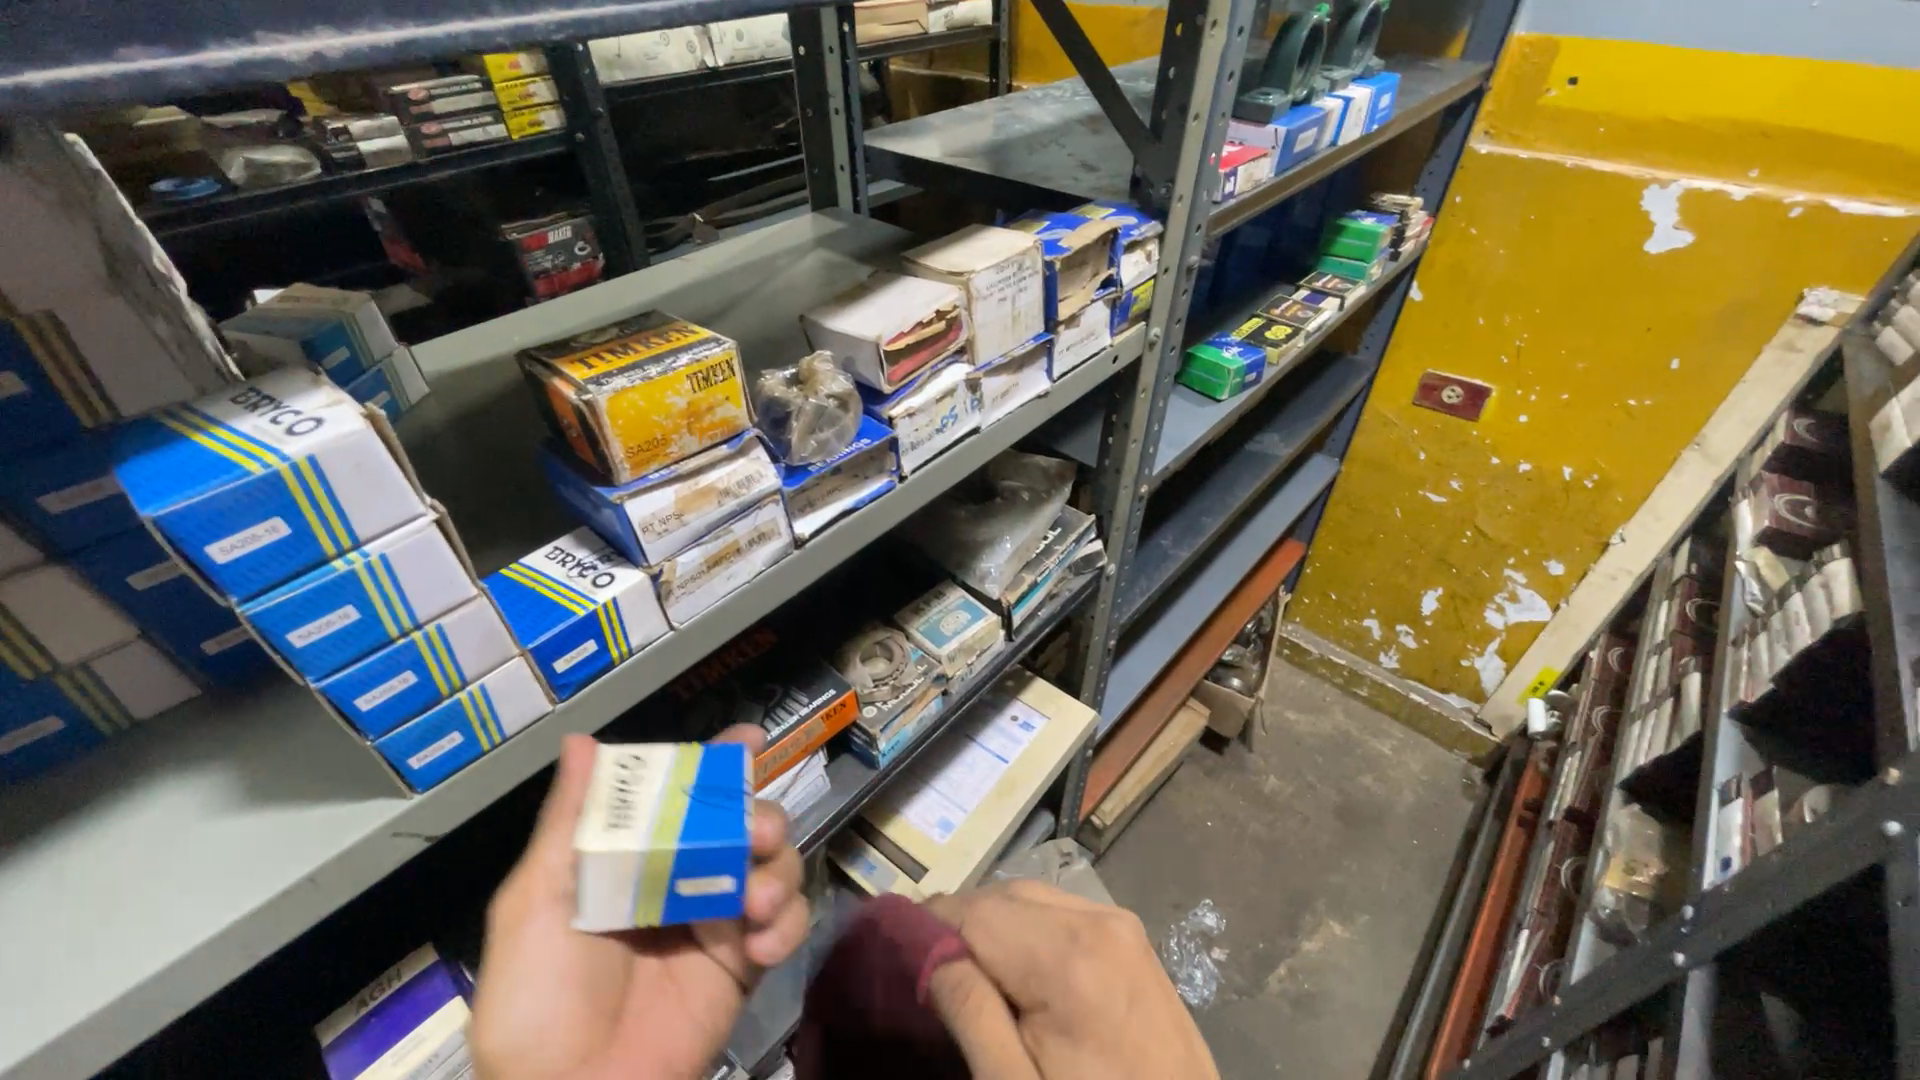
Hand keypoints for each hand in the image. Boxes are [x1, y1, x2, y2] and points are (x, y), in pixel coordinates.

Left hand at [470, 728, 808, 1079]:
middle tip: (756, 835)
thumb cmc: (539, 997)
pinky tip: (761, 946)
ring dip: (779, 869)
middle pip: (743, 823)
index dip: (719, 762)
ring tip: (757, 902)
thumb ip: (569, 821)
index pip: (684, 795)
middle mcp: (683, 878)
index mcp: (635, 857)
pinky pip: (789, 924)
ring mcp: (719, 921)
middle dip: (760, 817)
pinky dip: (789, 924)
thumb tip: (581, 740)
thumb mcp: (536, 903)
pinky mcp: (746, 963)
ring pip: (777, 864)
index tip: (751, 739)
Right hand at [924, 880, 1218, 1079]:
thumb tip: (929, 948)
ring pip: (1032, 896)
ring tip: (969, 969)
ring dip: (994, 922)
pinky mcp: (1134, 939)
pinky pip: (1063, 910)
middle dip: (962, 923)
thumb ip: (971, 1012)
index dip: (931, 926)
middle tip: (930, 967)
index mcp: (1069, 959)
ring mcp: (1123, 925)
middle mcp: (1100, 921)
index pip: (976, 911)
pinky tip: (1018, 966)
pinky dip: (1030, 925)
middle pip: (1004, 895)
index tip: (899, 952)